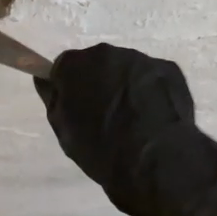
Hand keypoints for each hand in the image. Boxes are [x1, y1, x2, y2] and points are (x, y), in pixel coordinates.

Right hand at [34, 44, 216, 215]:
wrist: (155, 162)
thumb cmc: (101, 150)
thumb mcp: (64, 131)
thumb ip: (54, 100)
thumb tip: (47, 80)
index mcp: (75, 65)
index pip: (64, 68)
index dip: (70, 88)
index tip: (77, 108)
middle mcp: (107, 53)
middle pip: (97, 65)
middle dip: (99, 84)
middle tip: (105, 118)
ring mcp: (141, 59)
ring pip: (127, 70)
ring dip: (127, 88)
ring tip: (135, 123)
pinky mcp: (169, 69)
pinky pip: (154, 79)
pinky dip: (152, 94)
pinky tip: (155, 120)